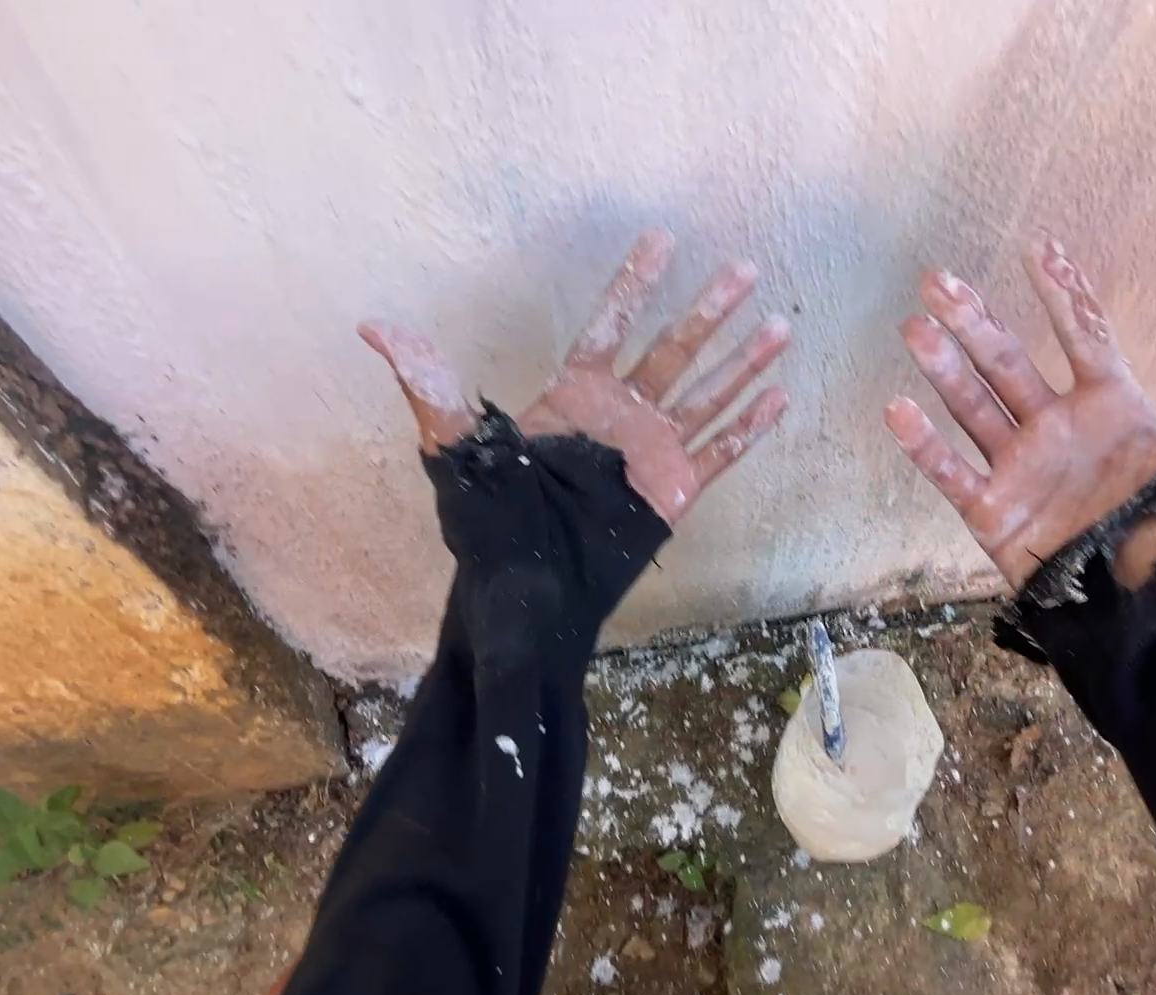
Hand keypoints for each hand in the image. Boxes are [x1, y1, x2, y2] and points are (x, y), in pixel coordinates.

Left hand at [358, 229, 790, 524]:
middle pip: (676, 350)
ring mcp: (654, 451)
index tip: (663, 241)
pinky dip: (750, 429)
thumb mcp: (456, 453)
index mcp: (577, 395)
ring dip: (743, 363)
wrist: (529, 592)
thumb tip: (375, 328)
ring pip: (708, 395)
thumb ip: (432, 391)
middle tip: (747, 268)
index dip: (636, 284)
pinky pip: (721, 453)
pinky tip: (780, 399)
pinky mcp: (677, 490)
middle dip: (711, 310)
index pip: (612, 326)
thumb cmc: (491, 525)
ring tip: (780, 327)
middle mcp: (622, 415)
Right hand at [886, 229, 1155, 588]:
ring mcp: (1020, 471)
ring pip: (972, 406)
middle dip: (975, 318)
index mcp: (1116, 413)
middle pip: (1009, 361)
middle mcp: (1059, 432)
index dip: (1062, 292)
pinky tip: (896, 408)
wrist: (1153, 625)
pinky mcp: (992, 514)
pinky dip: (922, 443)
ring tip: (914, 325)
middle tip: (939, 279)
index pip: (1083, 336)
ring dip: (942, 366)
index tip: (1039, 248)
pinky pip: (949, 471)